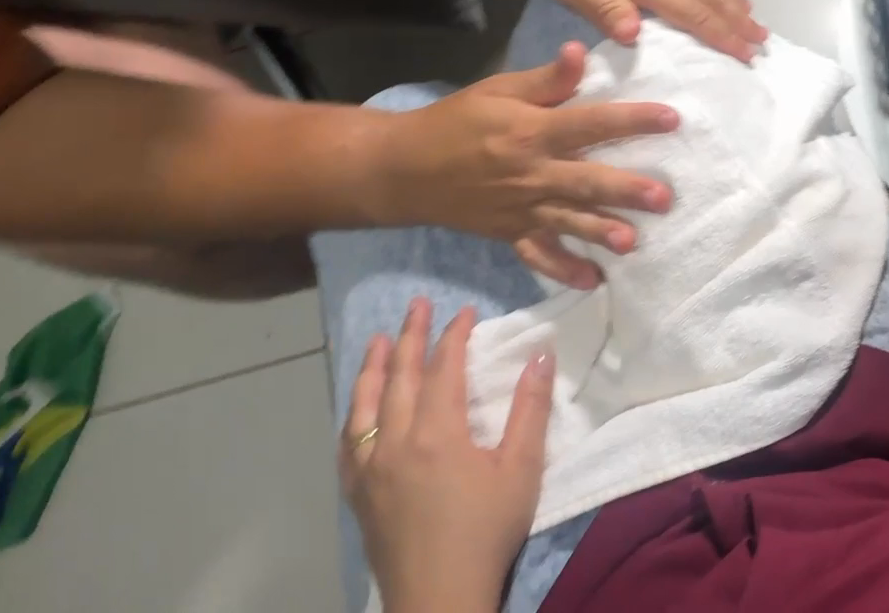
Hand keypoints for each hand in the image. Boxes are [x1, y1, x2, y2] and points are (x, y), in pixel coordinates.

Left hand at [341, 300, 552, 612]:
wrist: (439, 596)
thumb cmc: (487, 529)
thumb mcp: (522, 468)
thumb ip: (530, 409)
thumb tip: (540, 356)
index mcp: (437, 433)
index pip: (443, 369)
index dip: (454, 336)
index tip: (465, 312)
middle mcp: (395, 442)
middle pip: (400, 377)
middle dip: (409, 337)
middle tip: (417, 304)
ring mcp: (370, 468)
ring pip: (365, 405)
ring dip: (374, 367)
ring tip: (379, 339)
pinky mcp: (358, 493)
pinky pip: (348, 442)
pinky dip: (354, 413)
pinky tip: (358, 407)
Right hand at [373, 41, 676, 288]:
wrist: (399, 168)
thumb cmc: (456, 121)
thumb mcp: (499, 90)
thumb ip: (547, 79)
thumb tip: (581, 50)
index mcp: (532, 131)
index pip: (592, 124)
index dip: (633, 120)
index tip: (672, 119)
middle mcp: (531, 173)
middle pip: (586, 181)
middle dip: (625, 190)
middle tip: (663, 197)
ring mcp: (520, 208)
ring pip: (568, 222)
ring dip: (601, 232)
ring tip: (632, 243)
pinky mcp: (509, 234)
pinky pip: (537, 256)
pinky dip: (562, 270)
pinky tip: (592, 281)